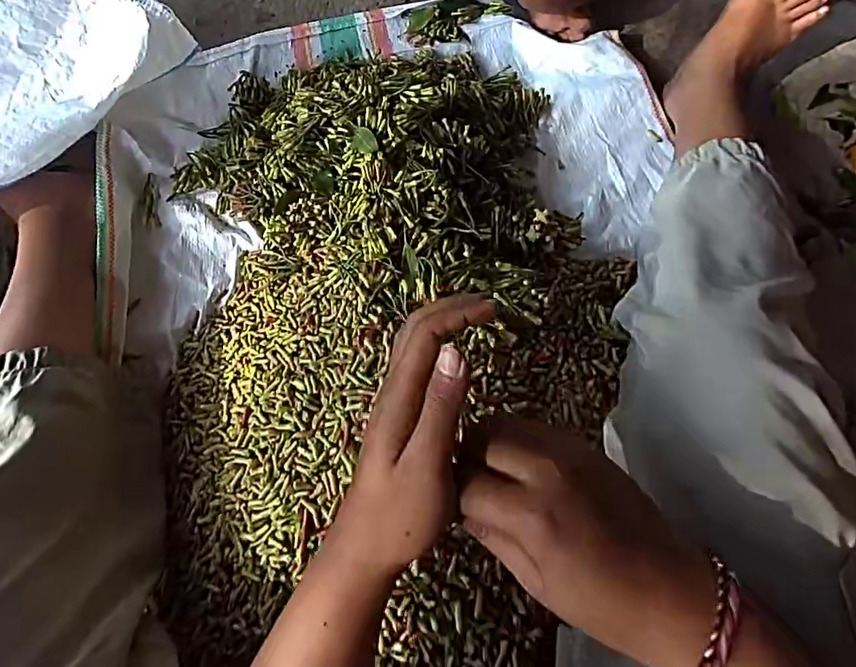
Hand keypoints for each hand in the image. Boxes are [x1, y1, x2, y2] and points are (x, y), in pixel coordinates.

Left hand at [322, 295, 494, 577]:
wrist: (364, 548)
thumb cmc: (399, 516)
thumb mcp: (426, 465)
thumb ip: (440, 409)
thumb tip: (456, 351)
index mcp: (399, 397)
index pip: (425, 334)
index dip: (457, 313)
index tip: (492, 310)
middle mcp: (392, 391)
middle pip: (414, 328)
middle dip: (449, 307)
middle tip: (487, 306)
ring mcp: (392, 401)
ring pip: (411, 343)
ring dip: (441, 321)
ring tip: (474, 318)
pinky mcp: (397, 415)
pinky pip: (415, 362)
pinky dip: (437, 342)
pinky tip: (454, 356)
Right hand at [460, 417, 727, 666]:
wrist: (670, 589)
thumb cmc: (602, 603)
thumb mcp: (537, 584)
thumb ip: (493, 537)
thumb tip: (458, 507)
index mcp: (533, 515)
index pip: (466, 482)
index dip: (450, 491)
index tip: (446, 499)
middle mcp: (547, 470)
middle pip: (482, 436)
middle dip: (464, 455)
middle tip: (461, 476)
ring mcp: (567, 449)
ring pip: (505, 421)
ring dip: (488, 440)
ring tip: (487, 467)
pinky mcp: (582, 442)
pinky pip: (533, 425)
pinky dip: (516, 438)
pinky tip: (518, 464)